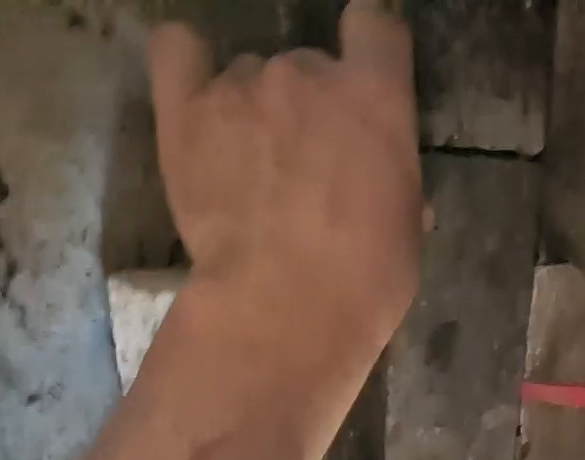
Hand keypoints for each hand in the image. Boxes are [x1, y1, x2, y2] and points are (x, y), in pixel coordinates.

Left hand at [147, 0, 421, 360]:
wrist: (289, 306)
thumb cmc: (369, 279)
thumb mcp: (406, 229)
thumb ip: (391, 180)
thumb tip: (379, 180)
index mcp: (376, 100)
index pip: (377, 25)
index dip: (375, 48)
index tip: (373, 83)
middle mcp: (307, 73)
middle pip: (312, 64)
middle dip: (317, 105)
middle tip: (315, 164)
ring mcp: (241, 85)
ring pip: (255, 75)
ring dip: (262, 108)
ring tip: (258, 167)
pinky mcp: (183, 108)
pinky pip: (179, 53)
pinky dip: (192, 69)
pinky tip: (204, 105)